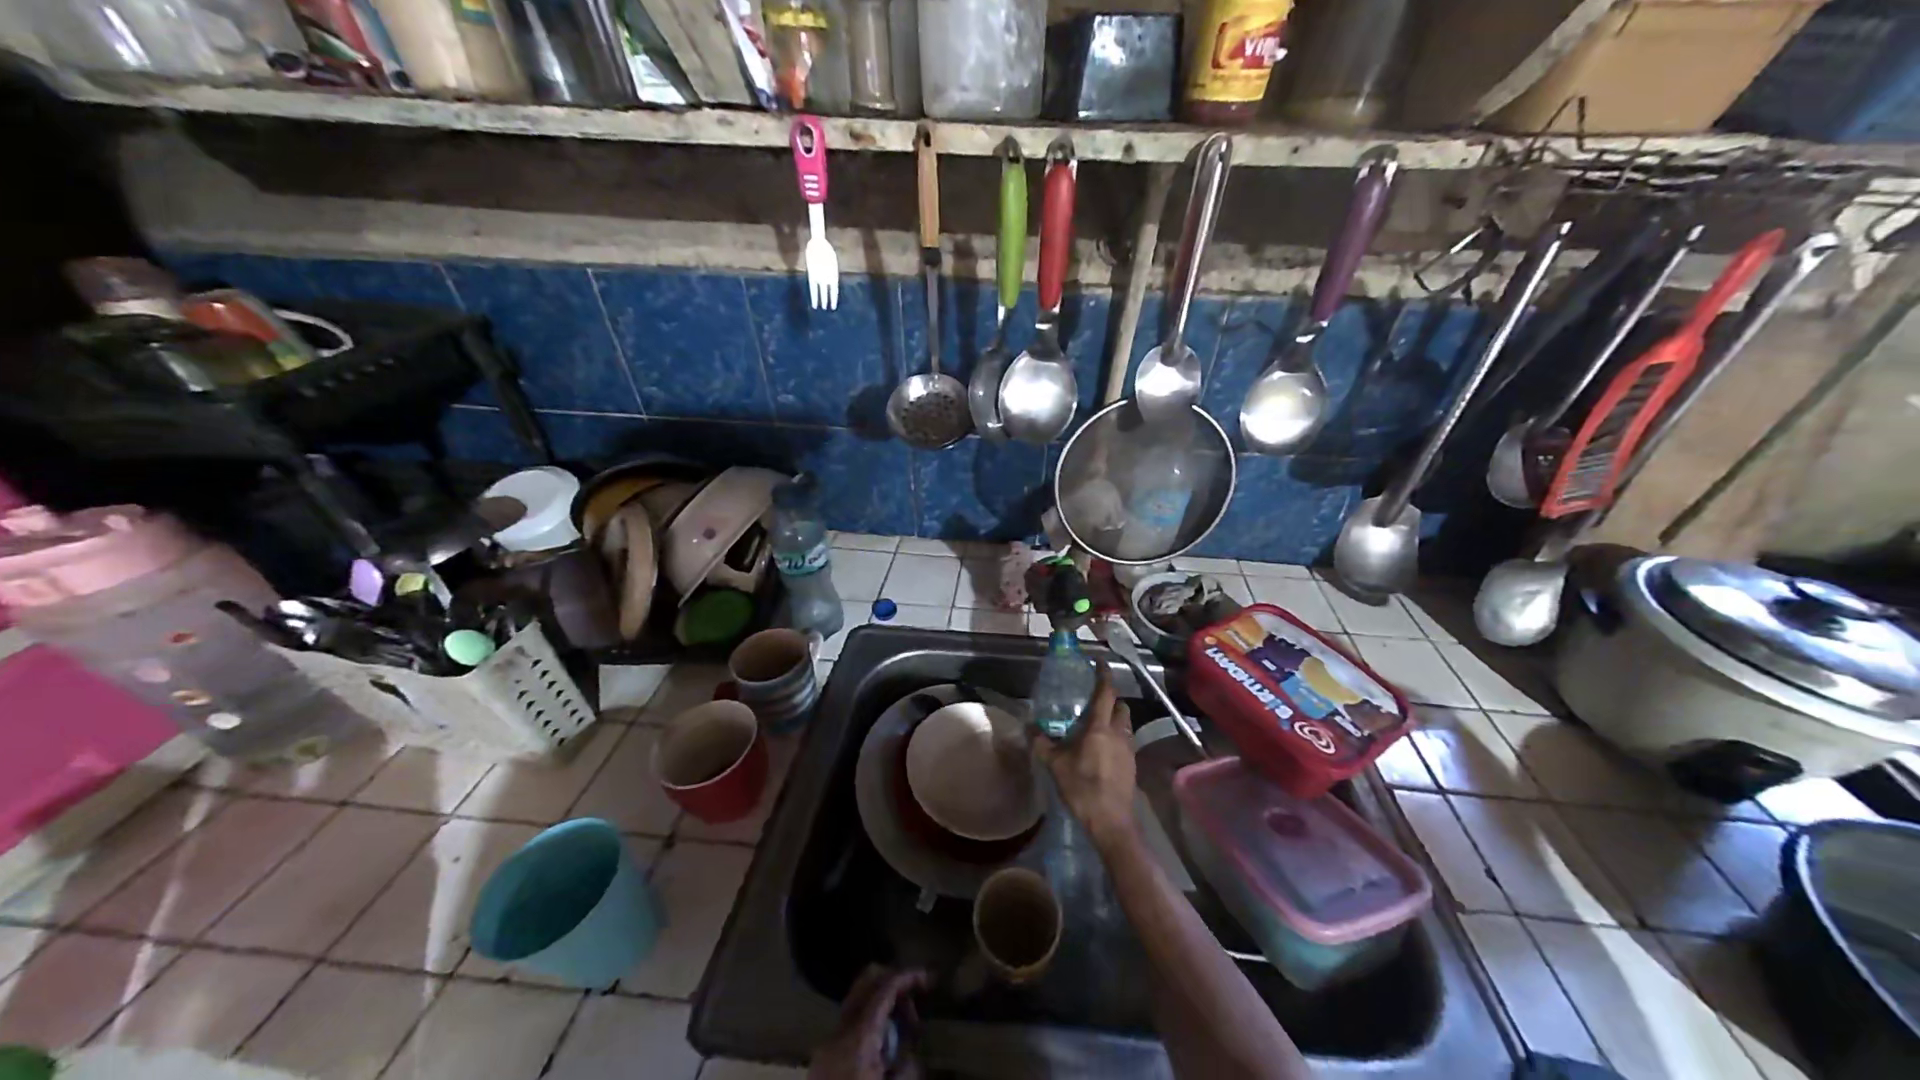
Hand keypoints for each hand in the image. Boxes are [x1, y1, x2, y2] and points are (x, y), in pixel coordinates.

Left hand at [808, 965, 928, 1079]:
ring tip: (904, 1034)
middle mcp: (838, 1034)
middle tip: (916, 1006)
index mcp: (858, 1039)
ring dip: (882, 1005)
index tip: (929, 978)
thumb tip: (907, 1050)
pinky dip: (871, 1023)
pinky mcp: (823, 1061)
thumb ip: (908, 1064)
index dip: (908, 977)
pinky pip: (850, 1026)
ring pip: (857, 1003)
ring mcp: (827, 1046)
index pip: (884, 989)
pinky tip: (885, 1048)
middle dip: (894, 984)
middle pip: (865, 984)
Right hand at [1034, 662, 1136, 847]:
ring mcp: (1129, 750)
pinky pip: (1126, 742)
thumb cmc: (1082, 788)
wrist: (1111, 822)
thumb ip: (1042, 743)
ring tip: (1096, 726)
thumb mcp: (1055, 765)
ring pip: (1126, 725)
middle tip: (1093, 701)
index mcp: (1100, 728)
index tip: (1099, 662)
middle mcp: (1119, 734)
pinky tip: (1101, 750)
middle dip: (1111, 700)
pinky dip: (1116, 737)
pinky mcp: (1132, 765)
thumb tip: (1029, 726)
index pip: (1106, 693)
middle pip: (1121, 707)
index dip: (1104, 676)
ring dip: (1115, 719)